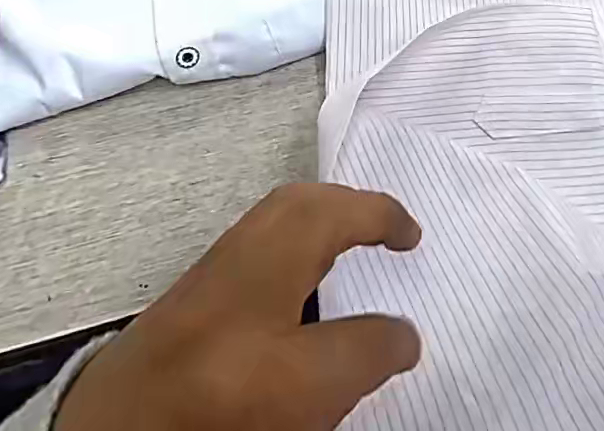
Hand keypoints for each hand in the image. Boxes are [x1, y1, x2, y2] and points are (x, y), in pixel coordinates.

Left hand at [57, 184, 423, 430]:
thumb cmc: (216, 403)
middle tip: (379, 227)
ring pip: (278, 218)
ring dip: (322, 218)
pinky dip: (294, 240)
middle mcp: (242, 248)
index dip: (390, 224)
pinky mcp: (189, 303)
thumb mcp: (308, 386)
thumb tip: (404, 336)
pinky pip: (258, 243)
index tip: (413, 241)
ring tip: (347, 243)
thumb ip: (368, 351)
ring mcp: (210, 274)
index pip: (349, 216)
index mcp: (276, 250)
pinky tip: (296, 280)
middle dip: (349, 204)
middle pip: (303, 199)